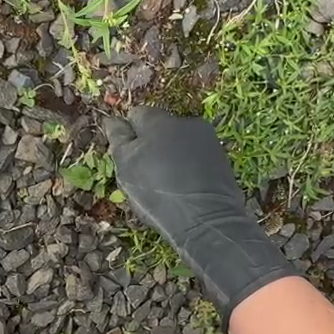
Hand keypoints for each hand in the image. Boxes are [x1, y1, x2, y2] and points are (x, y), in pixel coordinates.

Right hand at [105, 107, 297, 321]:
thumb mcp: (126, 166)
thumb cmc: (156, 191)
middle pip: (159, 127)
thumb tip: (113, 120)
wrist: (205, 219)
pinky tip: (184, 187)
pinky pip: (195, 156)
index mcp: (158, 120)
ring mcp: (207, 139)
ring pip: (179, 142)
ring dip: (170, 155)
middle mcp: (185, 122)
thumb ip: (118, 138)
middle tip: (143, 172)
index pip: (136, 115)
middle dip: (150, 144)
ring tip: (166, 183)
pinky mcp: (221, 158)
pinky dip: (187, 166)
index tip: (126, 156)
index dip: (128, 135)